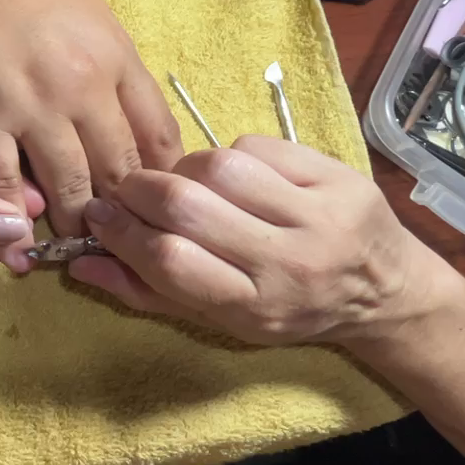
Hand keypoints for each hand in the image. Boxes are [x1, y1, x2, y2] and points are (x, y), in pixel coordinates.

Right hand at [0, 0, 181, 265]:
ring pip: (66, 185)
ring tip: (73, 244)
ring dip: (72, 221)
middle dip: (123, 211)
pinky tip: (15, 236)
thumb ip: (108, 57)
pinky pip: (0, 181)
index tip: (153, 202)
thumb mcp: (84, 4)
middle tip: (118, 238)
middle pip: (117, 169)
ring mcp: (28, 104)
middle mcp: (81, 85)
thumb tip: (122, 105)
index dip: (160, 179)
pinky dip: (9, 214)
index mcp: (114, 54)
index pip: (158, 135)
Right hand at [67, 136, 459, 347]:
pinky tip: (229, 176)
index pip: (170, 260)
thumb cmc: (287, 311)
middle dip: (139, 191)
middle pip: (187, 207)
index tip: (98, 217)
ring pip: (217, 167)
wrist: (386, 291)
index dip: (122, 234)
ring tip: (180, 184)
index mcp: (256, 307)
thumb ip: (145, 291)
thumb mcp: (216, 319)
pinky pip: (253, 145)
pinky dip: (224, 156)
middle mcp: (291, 263)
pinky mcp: (338, 176)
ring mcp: (320, 215)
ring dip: (181, 170)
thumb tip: (78, 264)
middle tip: (128, 192)